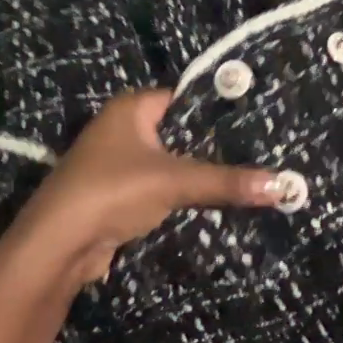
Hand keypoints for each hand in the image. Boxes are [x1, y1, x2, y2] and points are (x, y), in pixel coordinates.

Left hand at [21, 90, 282, 285]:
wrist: (59, 244)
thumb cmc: (112, 191)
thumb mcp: (173, 181)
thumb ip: (225, 181)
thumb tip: (283, 185)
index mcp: (130, 108)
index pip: (184, 99)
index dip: (218, 111)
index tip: (260, 122)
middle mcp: (122, 129)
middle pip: (179, 133)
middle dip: (214, 148)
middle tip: (264, 154)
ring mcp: (118, 164)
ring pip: (171, 164)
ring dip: (199, 175)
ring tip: (250, 179)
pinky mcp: (118, 196)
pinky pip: (160, 189)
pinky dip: (183, 197)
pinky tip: (217, 204)